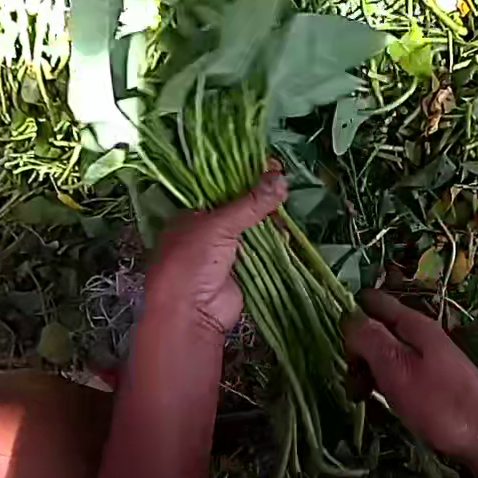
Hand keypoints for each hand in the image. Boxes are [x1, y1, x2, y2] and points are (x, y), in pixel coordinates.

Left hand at [142, 165, 287, 337]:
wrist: (190, 313)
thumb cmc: (191, 262)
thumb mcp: (218, 226)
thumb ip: (250, 204)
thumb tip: (280, 178)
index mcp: (191, 214)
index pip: (220, 186)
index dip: (243, 175)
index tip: (267, 164)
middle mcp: (206, 230)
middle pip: (238, 207)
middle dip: (259, 195)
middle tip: (283, 179)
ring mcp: (224, 251)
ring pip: (252, 228)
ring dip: (268, 218)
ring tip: (287, 201)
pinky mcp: (241, 270)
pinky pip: (261, 250)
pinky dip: (273, 241)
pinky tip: (285, 230)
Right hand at [343, 289, 477, 460]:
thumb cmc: (441, 403)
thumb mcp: (397, 368)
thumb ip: (369, 339)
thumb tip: (347, 315)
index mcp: (413, 325)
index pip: (374, 302)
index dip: (349, 314)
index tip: (331, 340)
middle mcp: (422, 336)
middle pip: (378, 330)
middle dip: (356, 350)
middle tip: (348, 380)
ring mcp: (430, 360)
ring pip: (387, 355)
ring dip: (368, 372)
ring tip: (360, 398)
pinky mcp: (435, 383)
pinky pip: (399, 374)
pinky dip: (384, 385)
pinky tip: (381, 405)